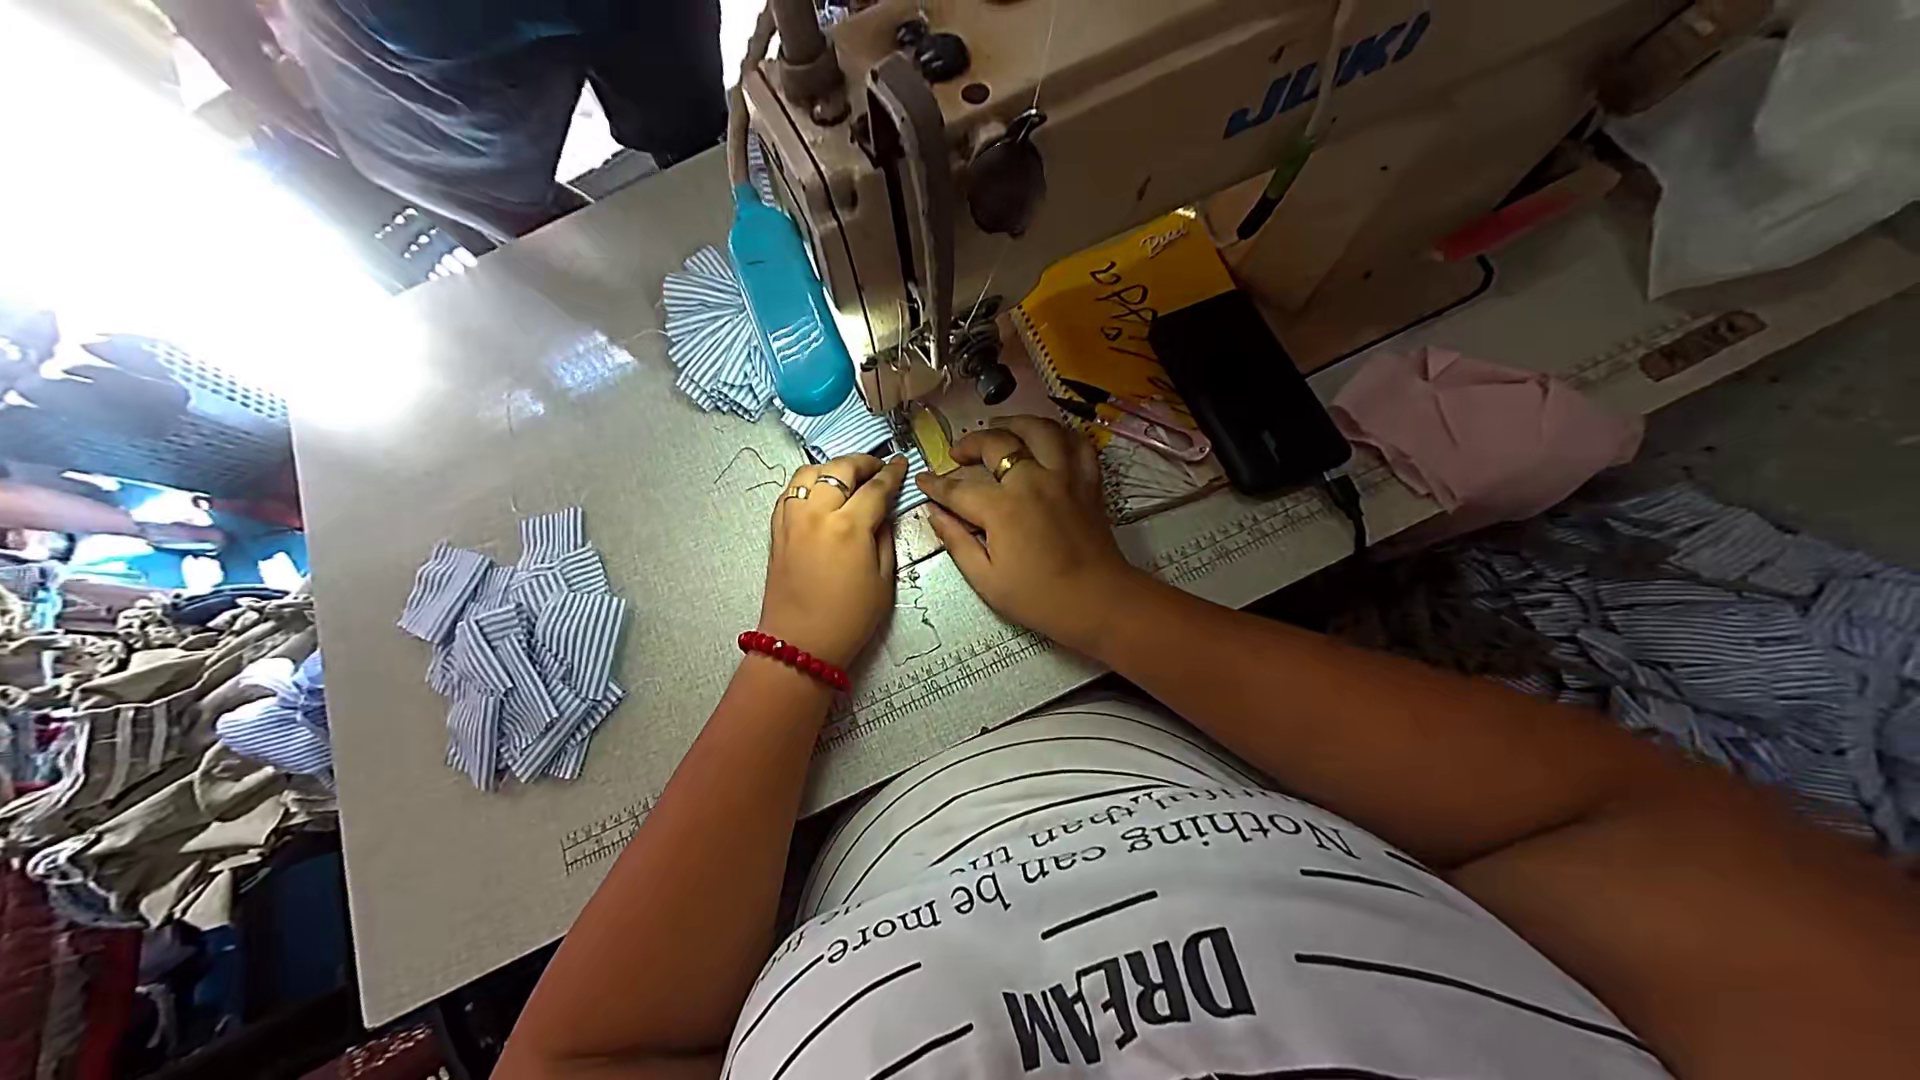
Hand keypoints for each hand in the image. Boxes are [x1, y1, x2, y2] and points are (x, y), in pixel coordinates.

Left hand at [758, 454, 906, 668]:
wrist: (801, 644)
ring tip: (847, 477)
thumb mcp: (884, 580)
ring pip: (808, 473)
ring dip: (831, 468)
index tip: (900, 464)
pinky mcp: (777, 531)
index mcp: (849, 527)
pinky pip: (790, 492)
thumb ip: (885, 538)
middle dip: (863, 462)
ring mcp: (792, 520)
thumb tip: (883, 514)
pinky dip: (807, 484)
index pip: (875, 487)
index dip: (892, 472)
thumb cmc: (848, 619)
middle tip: (878, 467)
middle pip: (840, 469)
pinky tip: (820, 493)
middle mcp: (816, 514)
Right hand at [915, 416, 1146, 652]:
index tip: (923, 480)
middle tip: (958, 453)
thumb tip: (935, 514)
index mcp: (1003, 508)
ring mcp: (1065, 476)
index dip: (936, 484)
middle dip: (970, 443)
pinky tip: (1047, 440)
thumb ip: (957, 541)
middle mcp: (1033, 481)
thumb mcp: (986, 580)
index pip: (959, 488)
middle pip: (996, 443)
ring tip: (1000, 429)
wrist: (1097, 602)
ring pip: (1039, 429)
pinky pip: (1077, 443)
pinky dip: (1061, 435)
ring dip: (1015, 423)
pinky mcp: (1088, 481)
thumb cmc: (1038, 597)